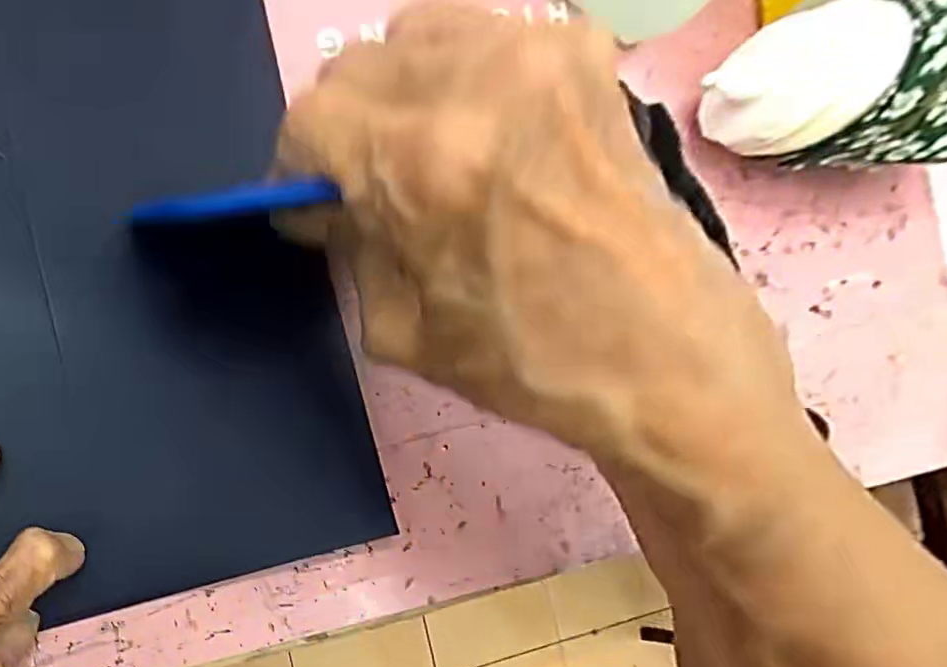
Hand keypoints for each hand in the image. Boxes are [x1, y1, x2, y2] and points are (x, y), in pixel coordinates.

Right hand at [275, 1, 802, 473]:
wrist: (654, 347)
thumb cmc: (511, 356)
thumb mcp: (391, 322)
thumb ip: (347, 245)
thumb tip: (322, 204)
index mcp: (421, 164)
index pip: (309, 119)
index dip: (292, 168)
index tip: (308, 207)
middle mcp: (477, 84)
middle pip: (351, 67)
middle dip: (332, 130)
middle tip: (351, 186)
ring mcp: (538, 51)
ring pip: (407, 34)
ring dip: (384, 93)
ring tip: (404, 152)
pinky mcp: (580, 49)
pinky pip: (473, 30)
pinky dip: (442, 72)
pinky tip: (459, 129)